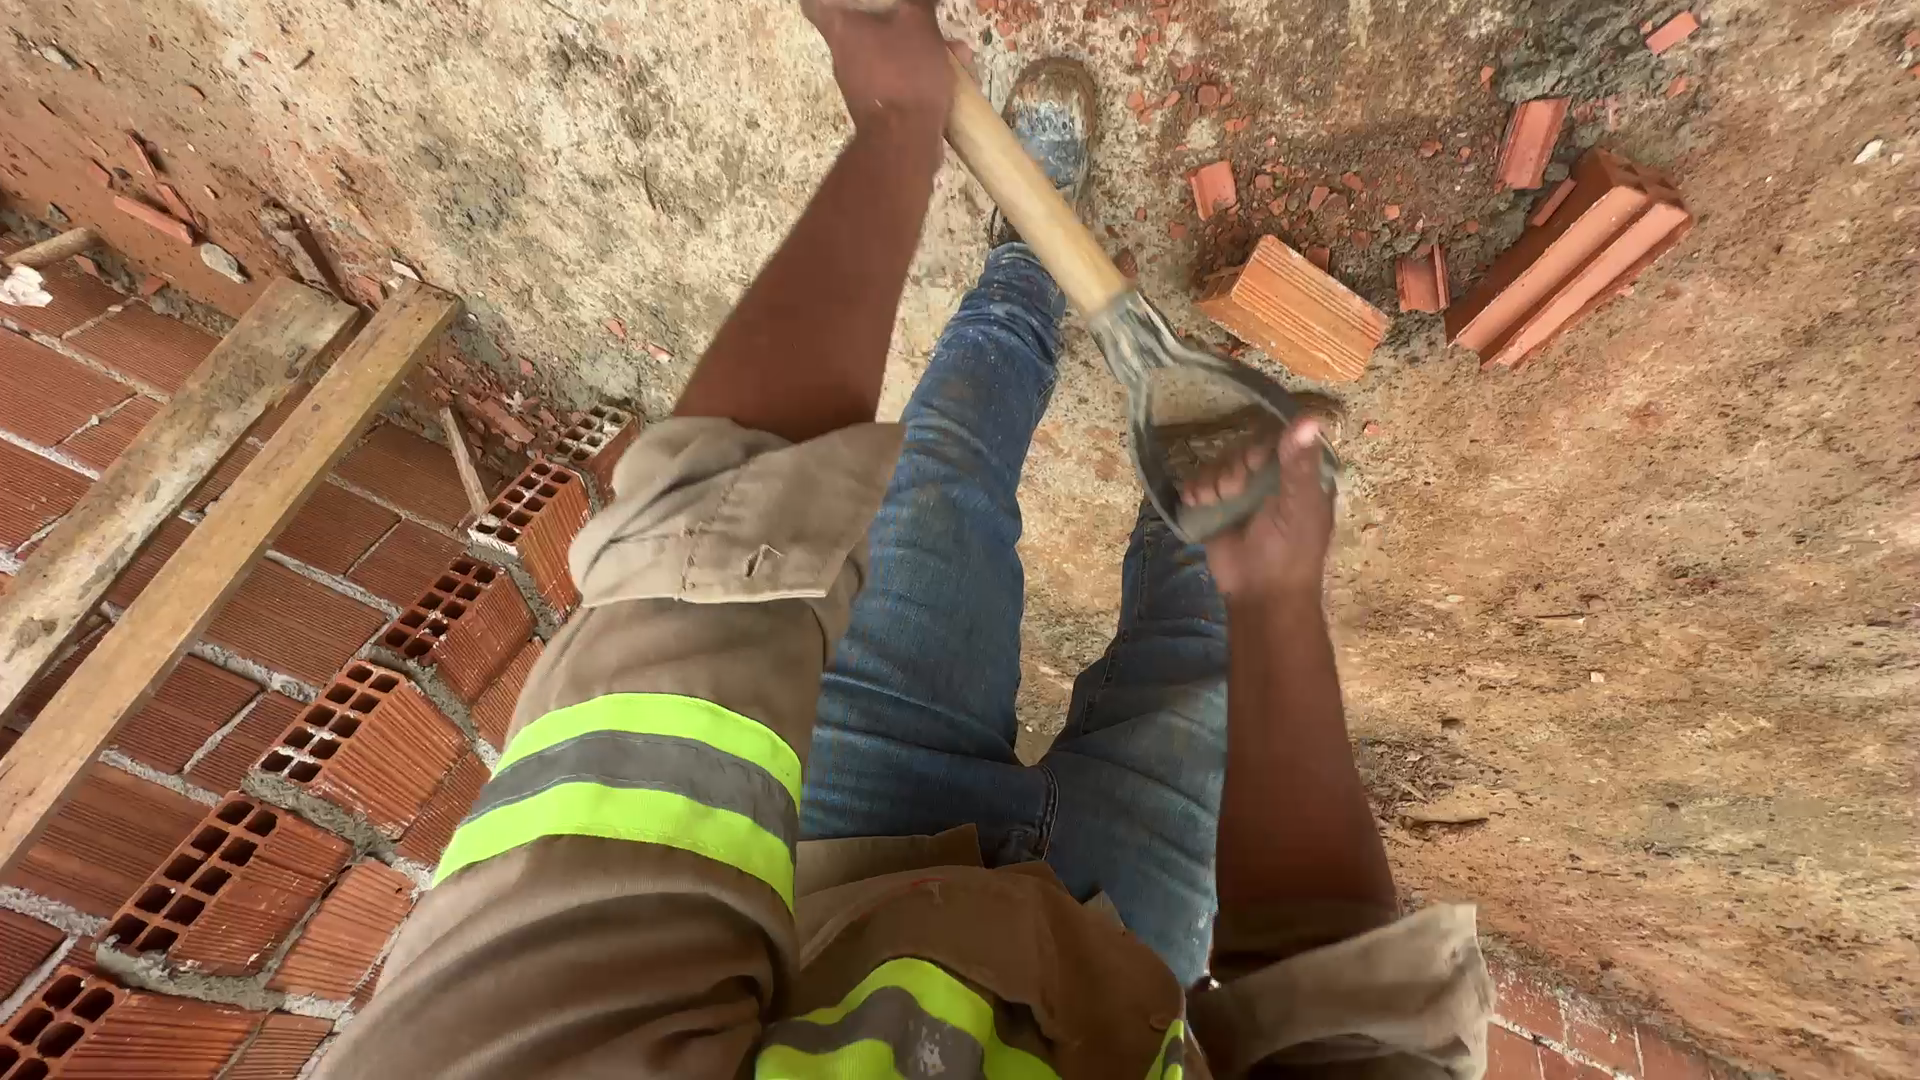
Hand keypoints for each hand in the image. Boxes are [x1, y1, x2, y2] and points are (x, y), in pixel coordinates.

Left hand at [803, 0, 954, 135]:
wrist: (905, 143)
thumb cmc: (906, 76)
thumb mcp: (920, 25)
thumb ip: (920, 3)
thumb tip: (921, 2)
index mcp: (841, 31)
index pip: (818, 5)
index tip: (860, 1)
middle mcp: (843, 60)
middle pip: (868, 30)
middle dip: (905, 24)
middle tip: (930, 21)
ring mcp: (860, 90)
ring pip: (891, 59)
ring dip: (923, 53)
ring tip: (956, 54)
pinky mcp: (879, 115)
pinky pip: (900, 85)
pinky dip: (921, 80)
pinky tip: (952, 79)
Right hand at [1185, 418, 1333, 600]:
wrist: (1260, 594)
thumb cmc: (1290, 552)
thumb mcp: (1299, 506)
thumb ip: (1299, 464)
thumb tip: (1310, 417)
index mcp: (1299, 476)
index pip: (1277, 441)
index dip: (1260, 447)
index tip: (1252, 463)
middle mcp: (1270, 480)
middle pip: (1243, 451)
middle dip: (1232, 466)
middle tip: (1231, 489)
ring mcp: (1241, 495)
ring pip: (1219, 466)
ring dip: (1211, 478)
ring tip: (1211, 499)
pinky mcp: (1217, 509)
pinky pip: (1200, 486)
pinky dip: (1194, 489)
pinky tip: (1195, 501)